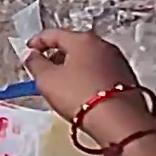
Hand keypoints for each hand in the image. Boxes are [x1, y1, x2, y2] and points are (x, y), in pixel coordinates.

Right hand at [23, 29, 152, 143]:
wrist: (119, 121)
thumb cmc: (78, 95)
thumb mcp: (47, 79)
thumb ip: (35, 63)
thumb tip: (32, 55)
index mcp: (82, 40)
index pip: (54, 34)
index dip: (37, 42)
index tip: (28, 51)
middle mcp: (103, 45)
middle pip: (73, 44)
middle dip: (56, 54)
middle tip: (44, 68)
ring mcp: (118, 60)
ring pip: (88, 58)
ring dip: (72, 66)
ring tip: (61, 82)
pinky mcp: (127, 77)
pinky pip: (99, 70)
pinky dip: (86, 75)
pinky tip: (80, 90)